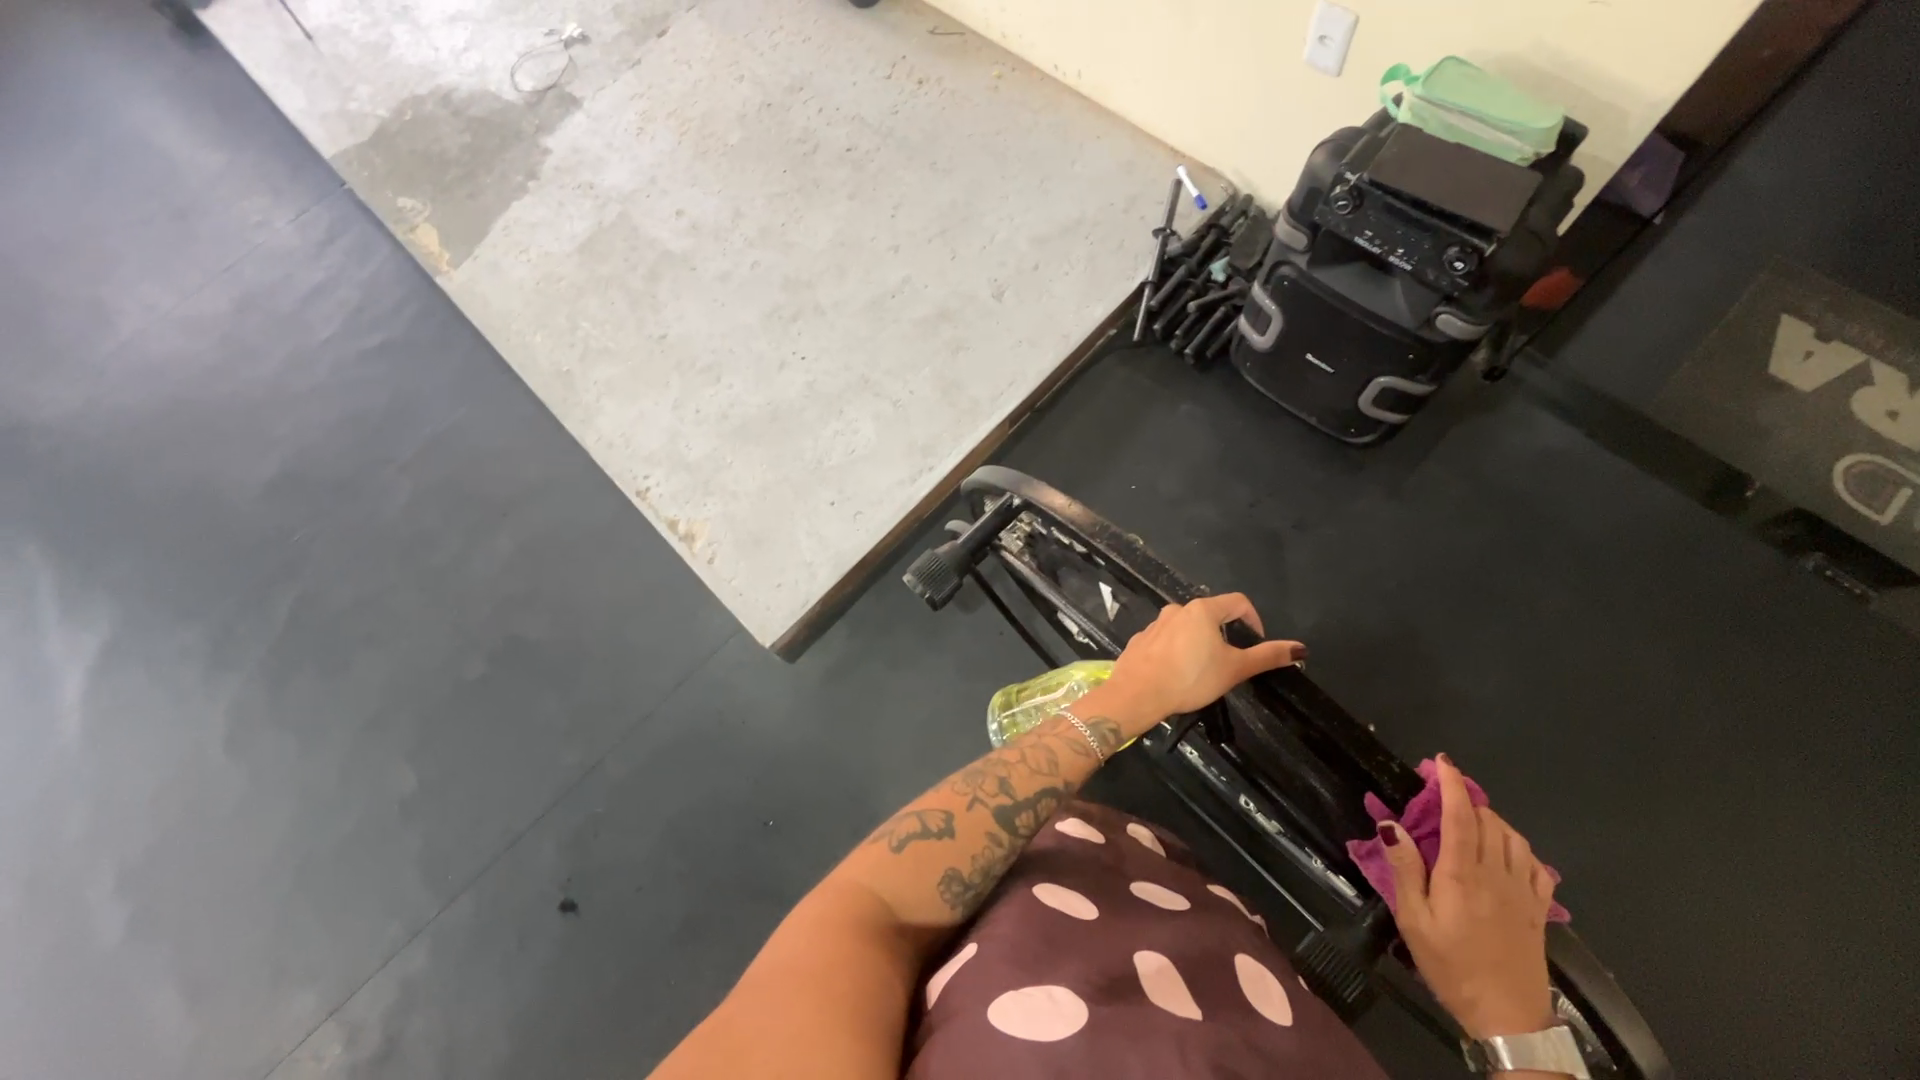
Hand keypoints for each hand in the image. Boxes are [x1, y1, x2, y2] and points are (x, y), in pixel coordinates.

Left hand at [1094, 593, 1303, 739]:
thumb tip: (1301, 648)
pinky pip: (1166, 641)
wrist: (1137, 694)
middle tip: (1231, 662)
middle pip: (1211, 614)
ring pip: (1186, 628)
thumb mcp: (1234, 669)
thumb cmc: (1190, 678)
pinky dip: (1176, 651)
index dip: (1254, 620)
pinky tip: (1176, 674)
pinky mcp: (1140, 640)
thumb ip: (1267, 656)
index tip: (1256, 645)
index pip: (1238, 602)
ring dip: (1200, 643)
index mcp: (1202, 610)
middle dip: (1225, 635)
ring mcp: (1155, 624)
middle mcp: (1177, 609)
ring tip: (1203, 671)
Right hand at [1378, 755, 1556, 1039]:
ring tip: (1470, 819)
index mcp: (1462, 874)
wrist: (1508, 1017)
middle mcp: (1496, 874)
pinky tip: (1506, 851)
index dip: (1451, 784)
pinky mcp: (1538, 909)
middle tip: (1443, 793)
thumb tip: (1392, 825)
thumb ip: (1404, 870)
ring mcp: (1522, 891)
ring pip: (1512, 837)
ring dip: (1491, 818)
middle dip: (1466, 797)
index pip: (1460, 815)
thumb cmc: (1451, 967)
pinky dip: (1518, 846)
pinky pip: (1535, 864)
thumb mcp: (1413, 921)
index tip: (1441, 762)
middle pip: (1487, 820)